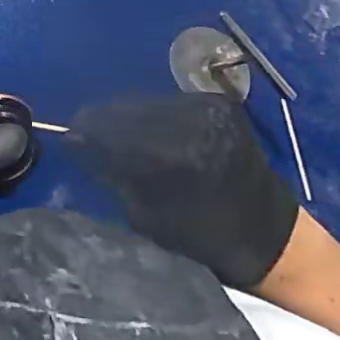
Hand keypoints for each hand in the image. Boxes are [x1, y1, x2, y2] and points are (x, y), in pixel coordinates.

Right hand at [63, 93, 297, 288]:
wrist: (268, 236)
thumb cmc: (200, 237)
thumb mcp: (142, 214)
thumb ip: (108, 172)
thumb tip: (74, 142)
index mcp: (170, 154)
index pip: (107, 125)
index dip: (84, 131)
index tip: (71, 140)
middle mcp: (190, 120)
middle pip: (124, 108)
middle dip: (105, 122)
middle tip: (92, 138)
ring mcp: (207, 107)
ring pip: (144, 102)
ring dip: (127, 117)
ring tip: (122, 136)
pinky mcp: (217, 103)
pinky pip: (166, 102)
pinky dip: (152, 116)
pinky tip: (151, 132)